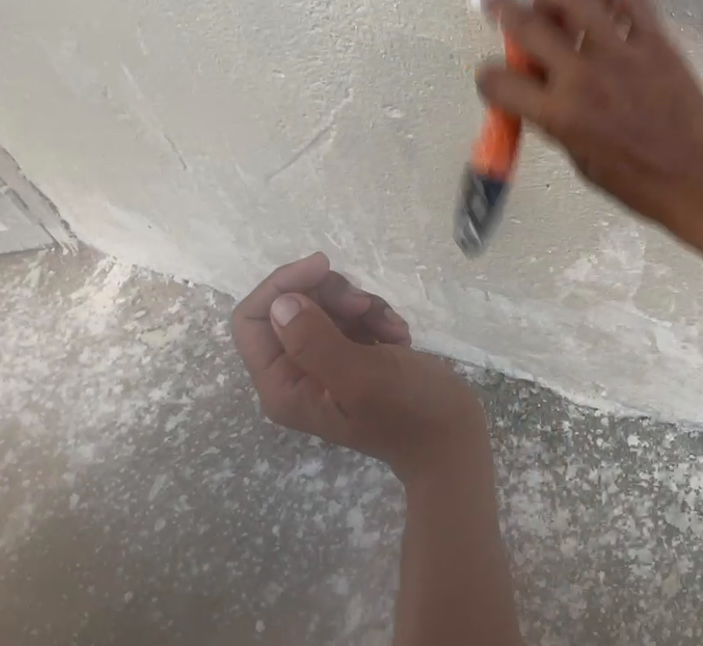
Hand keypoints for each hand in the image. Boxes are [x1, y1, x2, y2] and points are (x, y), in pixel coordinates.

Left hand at [231, 253, 487, 483]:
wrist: (451, 436)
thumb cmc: (407, 413)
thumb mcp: (361, 376)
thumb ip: (315, 341)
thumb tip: (279, 303)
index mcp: (283, 385)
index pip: (252, 320)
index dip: (282, 286)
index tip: (323, 266)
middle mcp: (296, 372)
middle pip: (292, 305)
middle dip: (332, 296)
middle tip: (366, 306)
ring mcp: (325, 361)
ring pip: (326, 304)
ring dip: (363, 307)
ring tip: (393, 331)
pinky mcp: (353, 353)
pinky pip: (351, 314)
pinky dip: (376, 316)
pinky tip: (399, 336)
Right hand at [476, 0, 702, 228]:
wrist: (694, 179)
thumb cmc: (634, 181)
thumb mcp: (577, 157)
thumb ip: (553, 118)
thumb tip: (538, 85)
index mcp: (560, 115)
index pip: (500, 81)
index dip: (488, 77)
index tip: (494, 75)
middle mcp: (584, 77)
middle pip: (527, 24)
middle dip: (502, 6)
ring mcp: (622, 55)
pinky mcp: (656, 42)